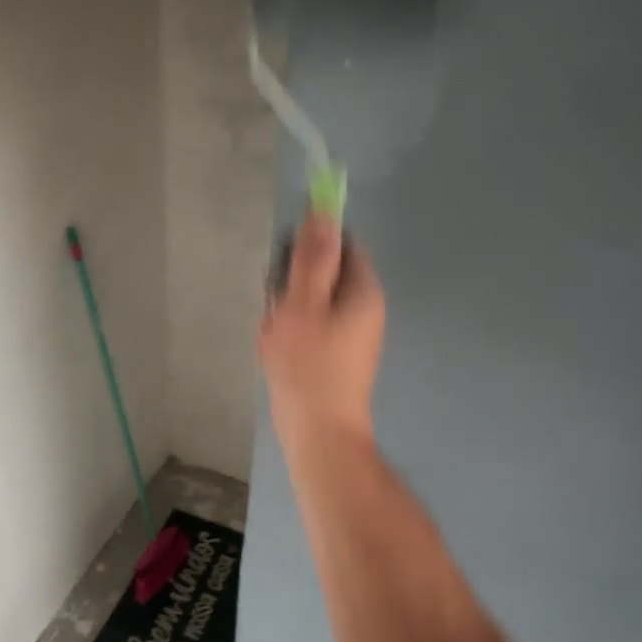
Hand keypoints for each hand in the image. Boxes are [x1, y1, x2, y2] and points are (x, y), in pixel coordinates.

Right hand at [260, 211, 384, 447]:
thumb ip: (312, 257)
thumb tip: (325, 208)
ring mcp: (353, 337)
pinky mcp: (338, 360)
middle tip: (276, 313)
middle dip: (292, 289)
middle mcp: (365, 310)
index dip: (309, 249)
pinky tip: (279, 358)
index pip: (340, 245)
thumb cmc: (308, 366)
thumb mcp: (302, 303)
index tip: (283, 271)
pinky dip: (291, 340)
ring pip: (311, 306)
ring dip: (287, 316)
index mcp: (363, 290)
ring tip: (275, 340)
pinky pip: (311, 333)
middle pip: (323, 276)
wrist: (319, 434)